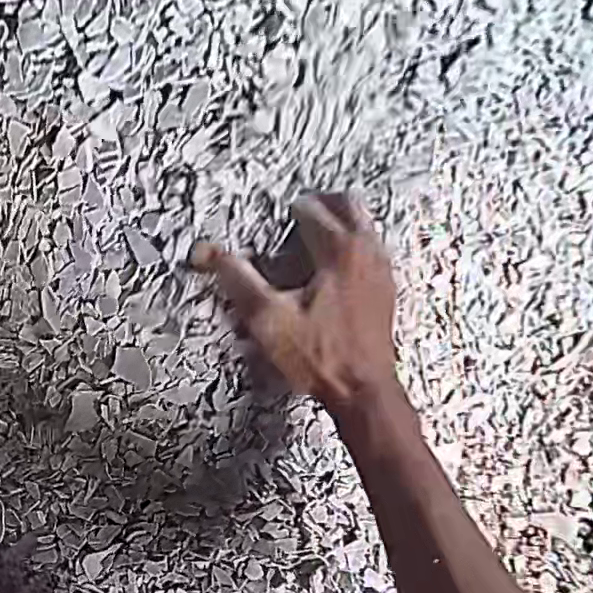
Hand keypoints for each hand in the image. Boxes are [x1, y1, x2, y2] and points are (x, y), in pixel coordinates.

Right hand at [190, 193, 398, 409]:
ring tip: (319, 230)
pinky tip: (338, 267)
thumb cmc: (320, 357)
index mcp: (339, 252)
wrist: (361, 389)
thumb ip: (237, 280)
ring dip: (342, 222)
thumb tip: (208, 254)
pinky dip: (354, 247)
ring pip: (365, 227)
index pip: (312, 211)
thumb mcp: (267, 318)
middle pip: (349, 207)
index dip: (290, 210)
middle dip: (323, 203)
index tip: (279, 213)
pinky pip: (372, 253)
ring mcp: (381, 274)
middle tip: (303, 208)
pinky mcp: (385, 293)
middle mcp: (366, 255)